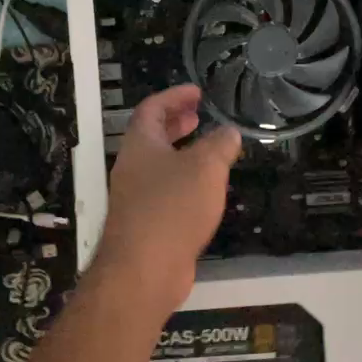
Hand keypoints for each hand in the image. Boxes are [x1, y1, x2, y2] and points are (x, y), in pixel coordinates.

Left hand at [92, 85, 240, 311]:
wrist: (144, 269)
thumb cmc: (172, 208)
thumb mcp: (206, 168)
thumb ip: (219, 146)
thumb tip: (229, 133)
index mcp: (140, 145)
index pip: (152, 109)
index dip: (174, 96)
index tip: (197, 93)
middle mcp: (132, 168)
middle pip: (151, 137)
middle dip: (175, 125)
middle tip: (198, 118)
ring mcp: (135, 198)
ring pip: (158, 167)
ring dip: (181, 156)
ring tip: (209, 154)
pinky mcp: (145, 225)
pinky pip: (164, 194)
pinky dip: (184, 185)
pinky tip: (205, 194)